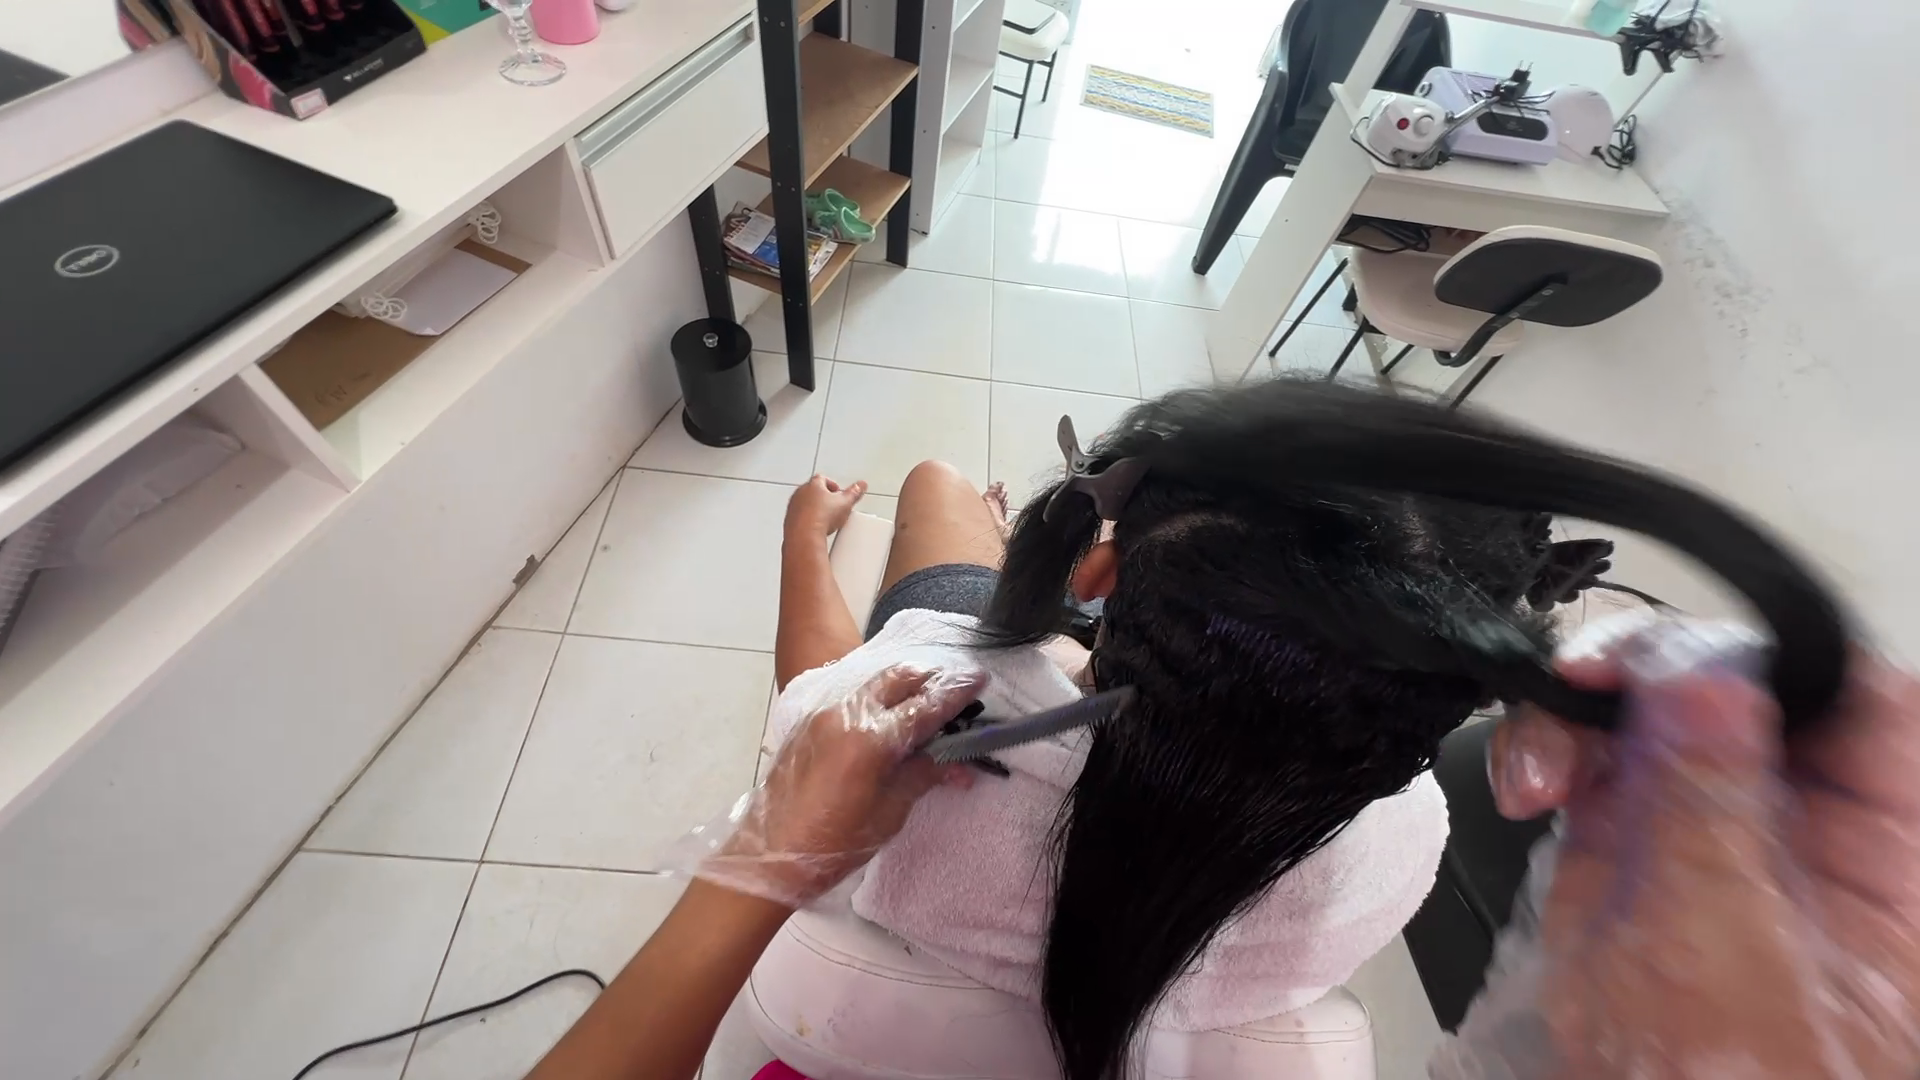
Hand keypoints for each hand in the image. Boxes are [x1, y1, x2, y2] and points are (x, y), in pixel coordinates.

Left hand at [697, 665, 986, 907]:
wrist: (765, 856)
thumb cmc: (832, 844)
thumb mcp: (887, 815)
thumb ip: (923, 777)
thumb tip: (959, 765)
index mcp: (871, 739)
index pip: (925, 707)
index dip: (955, 694)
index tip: (979, 680)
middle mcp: (848, 714)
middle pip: (899, 677)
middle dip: (931, 678)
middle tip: (956, 688)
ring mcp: (826, 713)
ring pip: (875, 682)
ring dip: (905, 682)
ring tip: (928, 696)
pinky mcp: (811, 721)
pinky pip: (855, 695)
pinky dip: (880, 694)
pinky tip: (891, 713)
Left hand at [785, 475, 866, 543]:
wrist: (804, 534)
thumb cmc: (821, 516)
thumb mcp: (845, 503)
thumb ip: (854, 493)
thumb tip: (861, 485)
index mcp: (813, 484)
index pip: (822, 478)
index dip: (832, 485)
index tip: (838, 491)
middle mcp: (800, 493)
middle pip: (812, 490)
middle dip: (823, 496)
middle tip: (833, 505)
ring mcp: (793, 507)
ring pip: (804, 503)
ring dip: (814, 508)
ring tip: (825, 518)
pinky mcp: (789, 520)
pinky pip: (799, 517)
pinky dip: (807, 520)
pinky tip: (816, 528)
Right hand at [1472, 624, 1919, 1077]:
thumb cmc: (1726, 1069)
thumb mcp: (1723, 932)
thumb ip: (1711, 801)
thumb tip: (1704, 676)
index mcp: (1872, 843)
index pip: (1857, 704)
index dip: (1769, 659)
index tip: (1671, 660)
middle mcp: (1785, 813)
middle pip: (1719, 687)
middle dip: (1635, 678)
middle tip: (1577, 689)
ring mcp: (1695, 814)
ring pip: (1632, 708)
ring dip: (1567, 720)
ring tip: (1535, 778)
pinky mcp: (1618, 821)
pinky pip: (1575, 749)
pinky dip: (1535, 751)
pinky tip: (1525, 790)